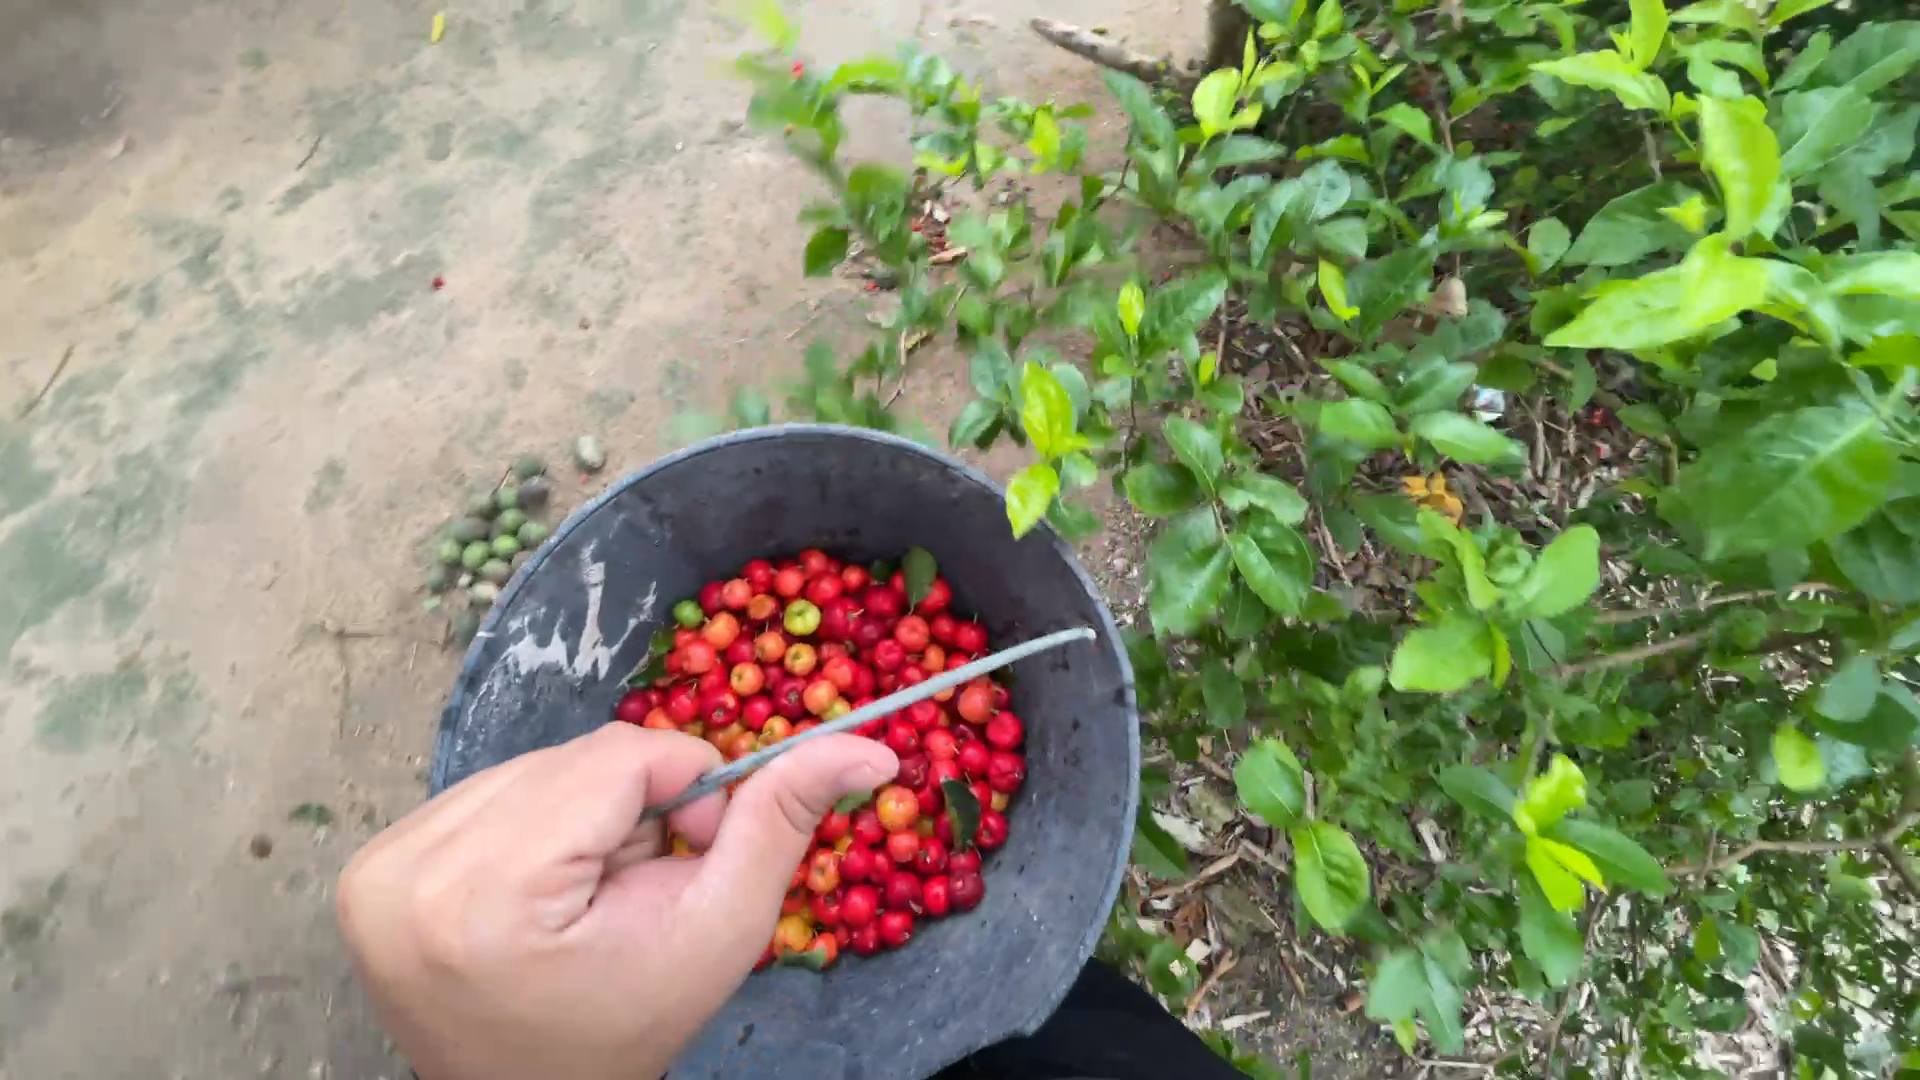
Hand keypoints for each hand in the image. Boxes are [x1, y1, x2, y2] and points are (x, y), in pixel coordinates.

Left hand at [336, 723, 897, 1079]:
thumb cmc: (635, 1023)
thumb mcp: (726, 926)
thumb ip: (787, 817)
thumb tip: (868, 746)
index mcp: (486, 896)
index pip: (620, 756)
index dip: (684, 787)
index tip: (696, 849)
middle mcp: (409, 868)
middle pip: (582, 756)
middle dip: (641, 799)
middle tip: (647, 874)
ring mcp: (381, 863)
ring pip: (549, 762)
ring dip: (596, 807)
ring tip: (596, 885)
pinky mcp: (376, 860)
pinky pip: (507, 785)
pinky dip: (551, 816)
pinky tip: (548, 880)